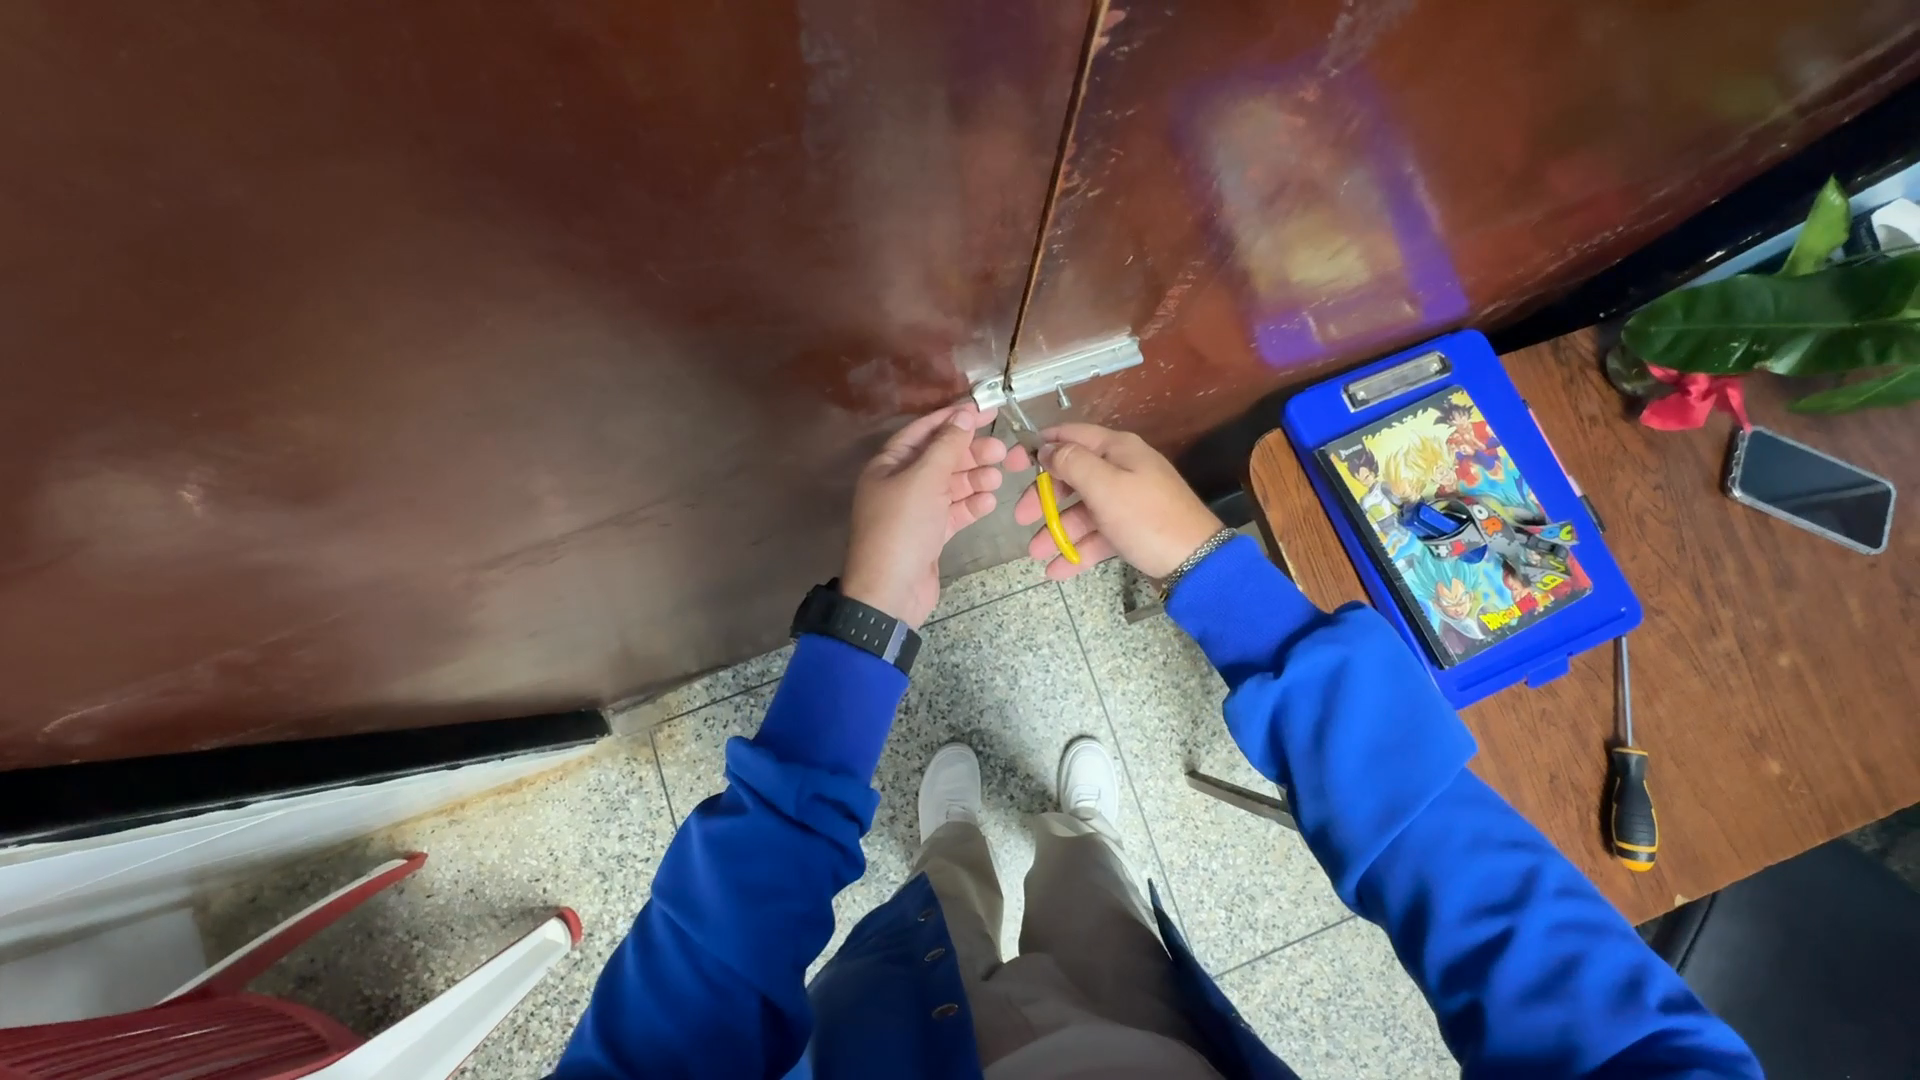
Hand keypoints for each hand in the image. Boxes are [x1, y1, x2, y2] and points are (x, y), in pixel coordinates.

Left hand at [842, 405, 1030, 626]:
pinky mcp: (930, 534)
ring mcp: (915, 511)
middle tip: (1001, 450)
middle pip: (940, 458)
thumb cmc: (901, 529)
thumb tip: (964, 416)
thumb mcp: (924, 480)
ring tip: (998, 476)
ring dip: (974, 478)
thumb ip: (946, 447)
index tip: (985, 410)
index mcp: (888, 465)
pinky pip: (954, 511)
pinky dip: (971, 505)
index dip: (953, 418)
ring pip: (951, 485)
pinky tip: (989, 501)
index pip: (924, 431)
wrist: (890, 592)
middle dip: (970, 452)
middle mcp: (900, 483)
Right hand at [1013, 423, 1222, 580]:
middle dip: (1044, 498)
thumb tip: (1047, 448)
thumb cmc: (1147, 518)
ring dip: (1057, 531)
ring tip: (1037, 554)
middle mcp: (1121, 470)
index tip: (1012, 464)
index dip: (1039, 446)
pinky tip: (1057, 571)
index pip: (1070, 436)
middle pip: (1072, 477)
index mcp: (1117, 449)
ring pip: (1082, 511)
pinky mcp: (1131, 530)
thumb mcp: (1105, 487)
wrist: (1196, 562)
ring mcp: (1127, 501)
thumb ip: (1071, 463)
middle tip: (1022, 518)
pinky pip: (1097, 535)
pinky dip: (1077, 550)